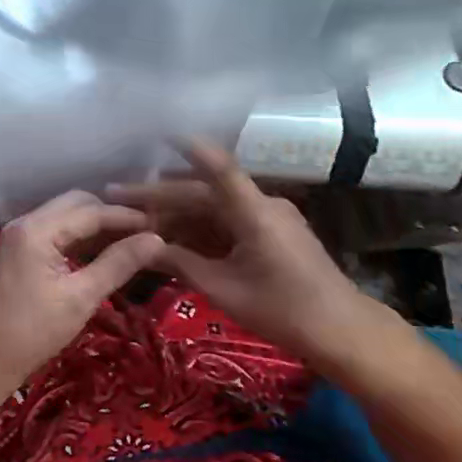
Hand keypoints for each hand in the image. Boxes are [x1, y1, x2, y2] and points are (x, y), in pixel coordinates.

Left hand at [0, 190, 165, 404]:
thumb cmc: (33, 330)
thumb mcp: (81, 298)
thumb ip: (118, 264)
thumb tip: (156, 240)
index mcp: (37, 229)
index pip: (90, 211)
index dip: (126, 217)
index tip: (159, 225)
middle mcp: (25, 223)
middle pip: (75, 204)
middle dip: (109, 215)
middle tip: (142, 233)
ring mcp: (18, 237)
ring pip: (63, 218)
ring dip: (93, 226)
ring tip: (128, 244)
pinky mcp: (17, 253)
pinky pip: (53, 233)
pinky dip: (77, 239)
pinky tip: (99, 256)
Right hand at [109, 139, 404, 373]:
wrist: (343, 331)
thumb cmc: (283, 311)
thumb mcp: (224, 290)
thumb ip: (181, 263)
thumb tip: (143, 245)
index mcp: (254, 212)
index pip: (217, 167)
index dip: (187, 147)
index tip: (158, 130)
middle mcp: (262, 205)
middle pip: (203, 191)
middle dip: (160, 193)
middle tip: (118, 194)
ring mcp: (269, 218)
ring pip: (213, 206)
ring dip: (177, 209)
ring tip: (136, 211)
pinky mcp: (272, 233)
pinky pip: (227, 221)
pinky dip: (198, 225)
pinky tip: (171, 232)